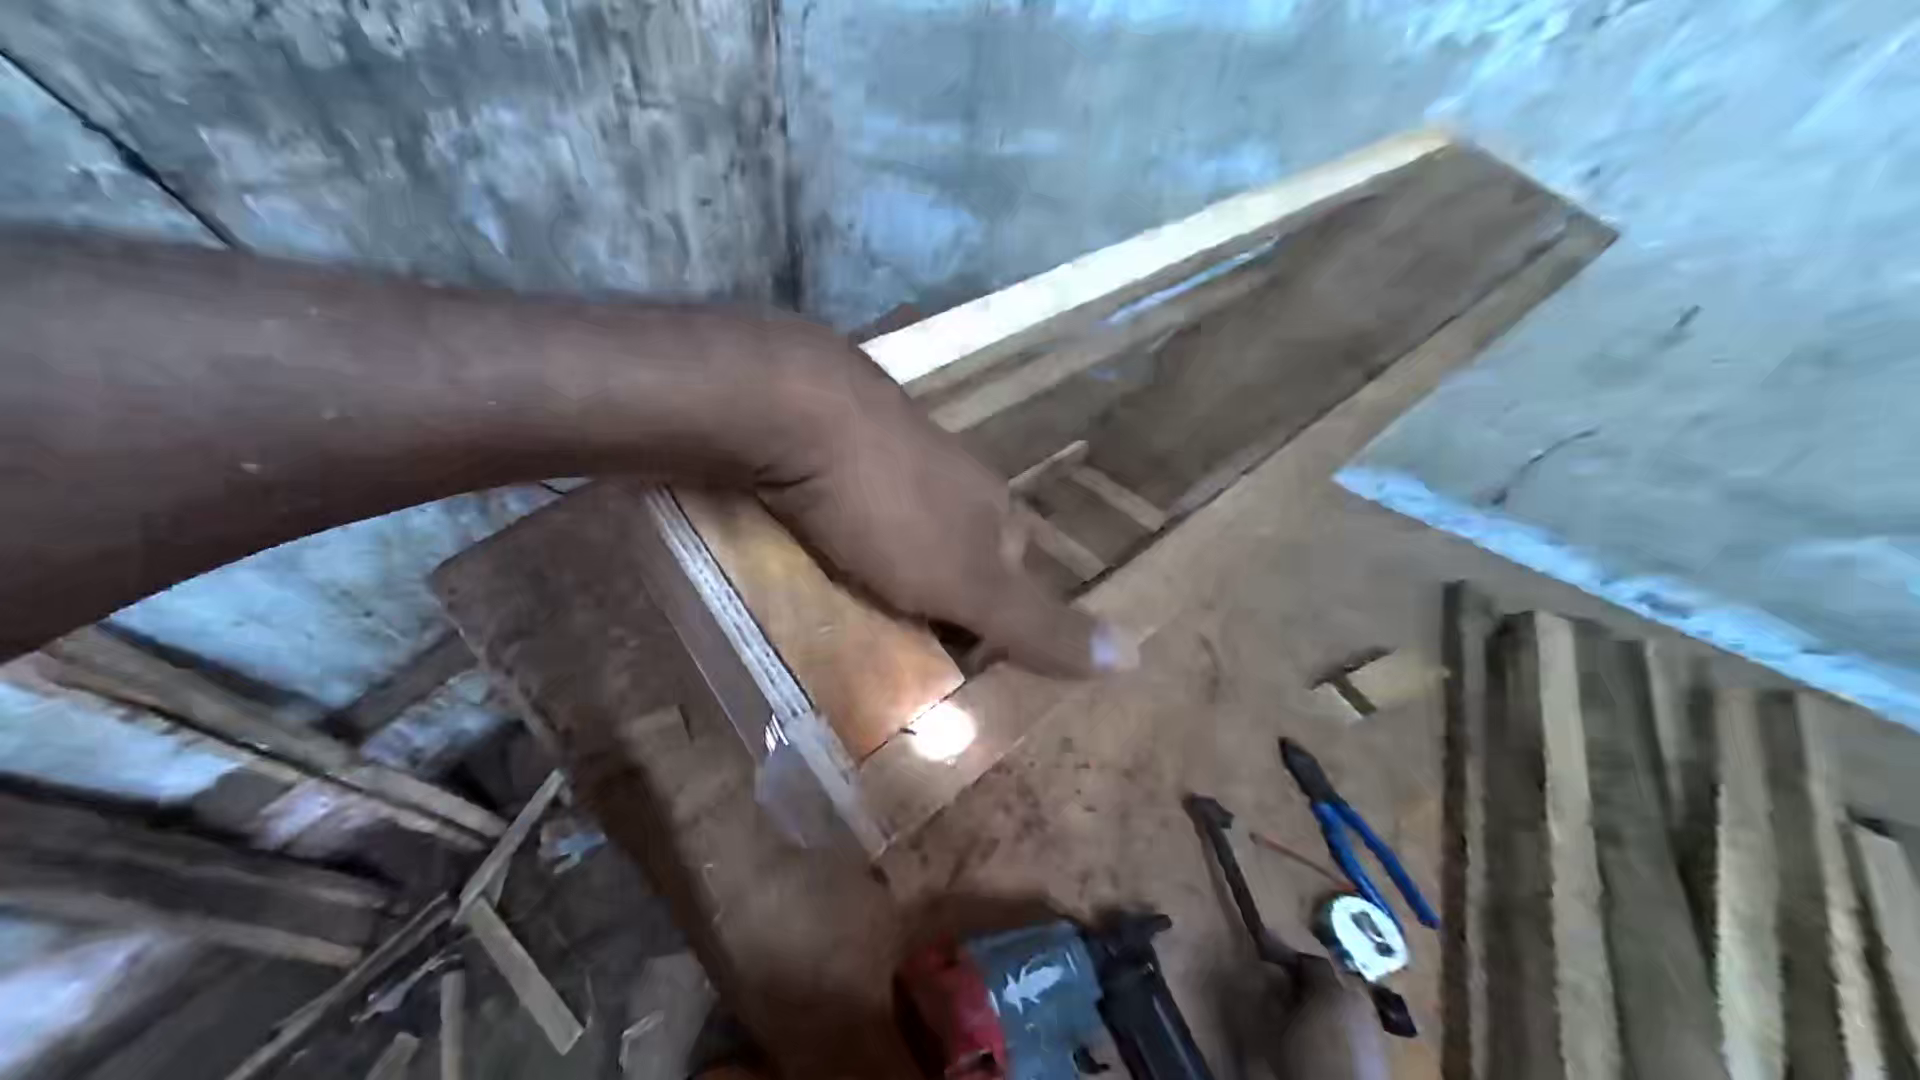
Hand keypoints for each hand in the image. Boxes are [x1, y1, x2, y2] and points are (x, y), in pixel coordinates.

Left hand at [751, 333, 1133, 676]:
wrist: (799, 410)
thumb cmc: (892, 509)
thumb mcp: (970, 585)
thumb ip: (1041, 625)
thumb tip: (1134, 657)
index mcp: (999, 510)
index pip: (1014, 586)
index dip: (985, 634)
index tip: (941, 669)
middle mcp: (961, 480)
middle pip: (964, 555)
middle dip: (940, 600)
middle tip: (894, 642)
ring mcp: (905, 455)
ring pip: (914, 530)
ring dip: (895, 568)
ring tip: (854, 604)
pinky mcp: (850, 443)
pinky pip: (864, 505)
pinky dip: (854, 534)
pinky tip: (826, 547)